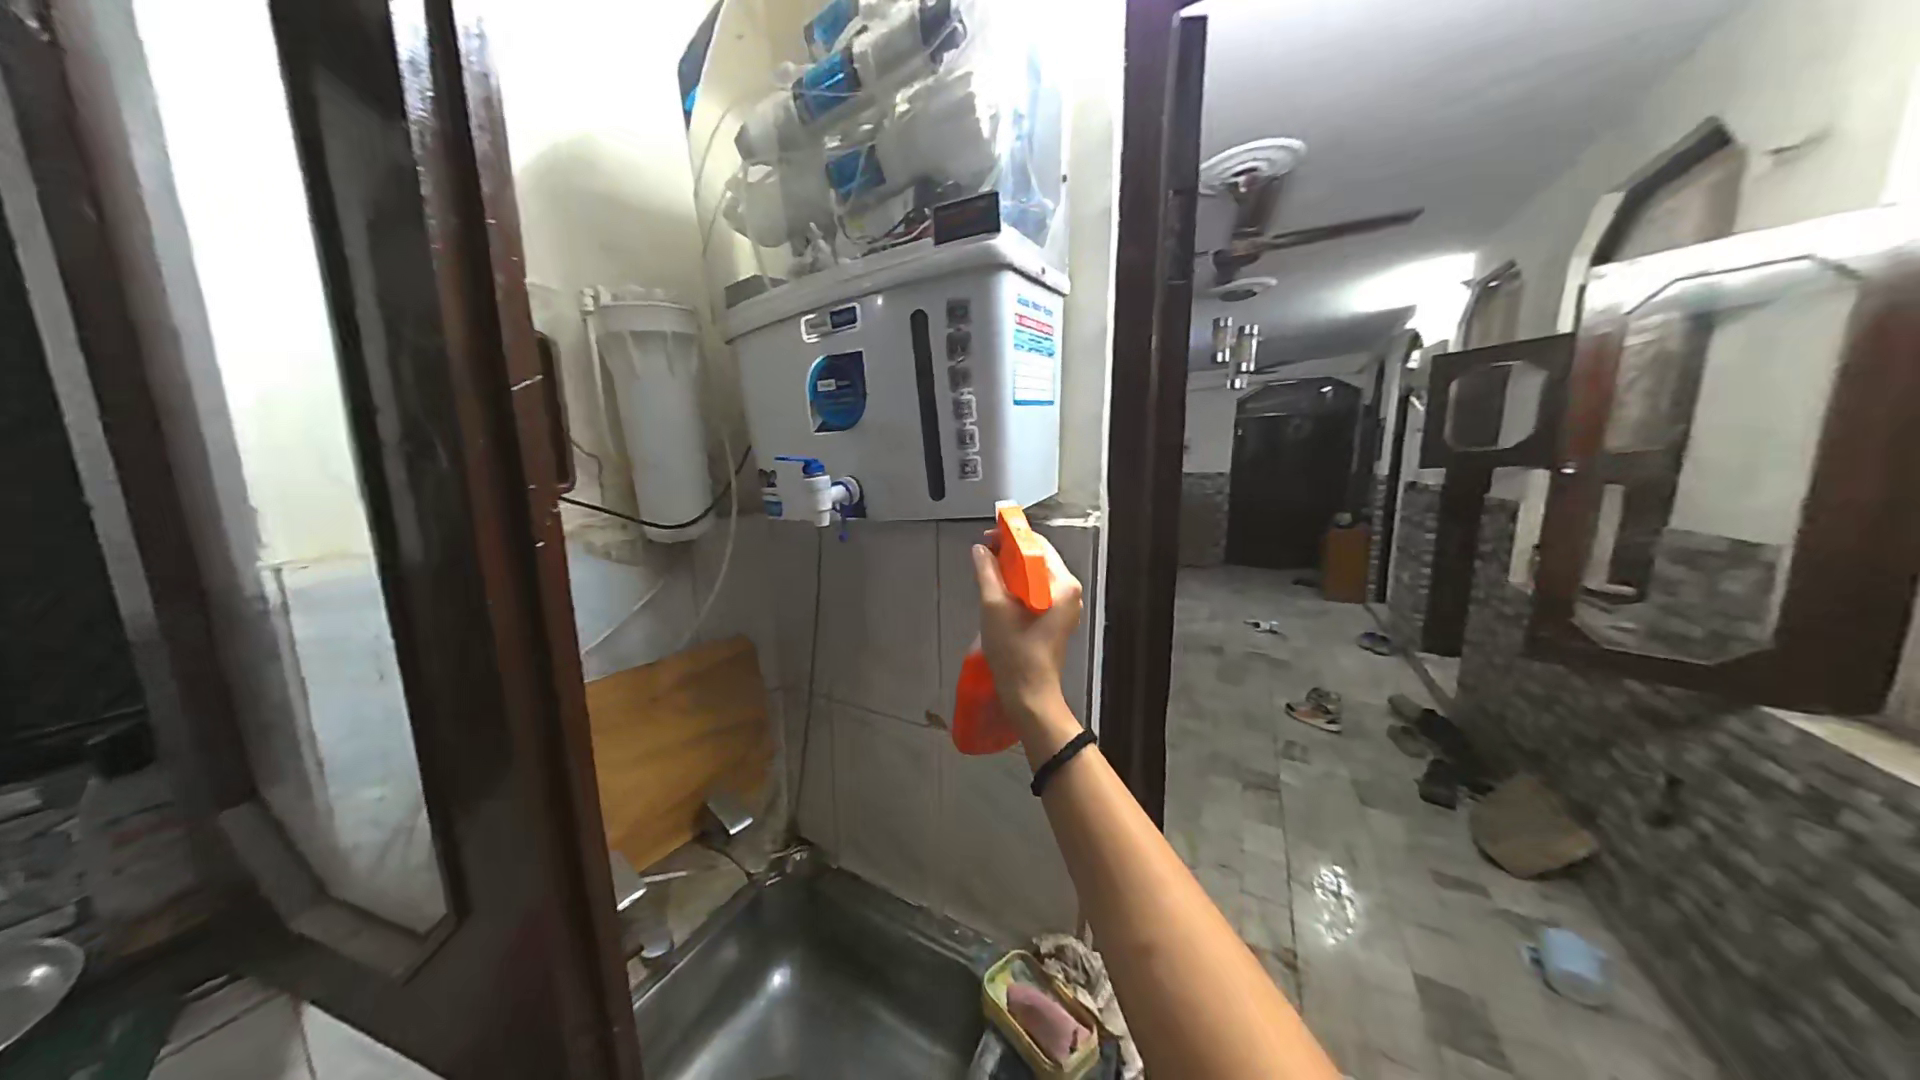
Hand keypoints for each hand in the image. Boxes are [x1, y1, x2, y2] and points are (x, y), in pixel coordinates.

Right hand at [970, 529, 1083, 733]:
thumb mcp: (994, 606)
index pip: (1038, 545)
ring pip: (1036, 576)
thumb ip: (987, 572)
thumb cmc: (1015, 651)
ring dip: (1012, 570)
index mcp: (1063, 584)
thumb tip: (980, 550)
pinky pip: (1037, 592)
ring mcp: (1065, 607)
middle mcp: (1069, 592)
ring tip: (988, 570)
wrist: (1029, 694)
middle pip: (1038, 559)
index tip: (988, 536)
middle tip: (984, 553)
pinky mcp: (1056, 619)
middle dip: (1011, 553)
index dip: (1012, 537)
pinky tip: (999, 591)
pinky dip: (1018, 587)